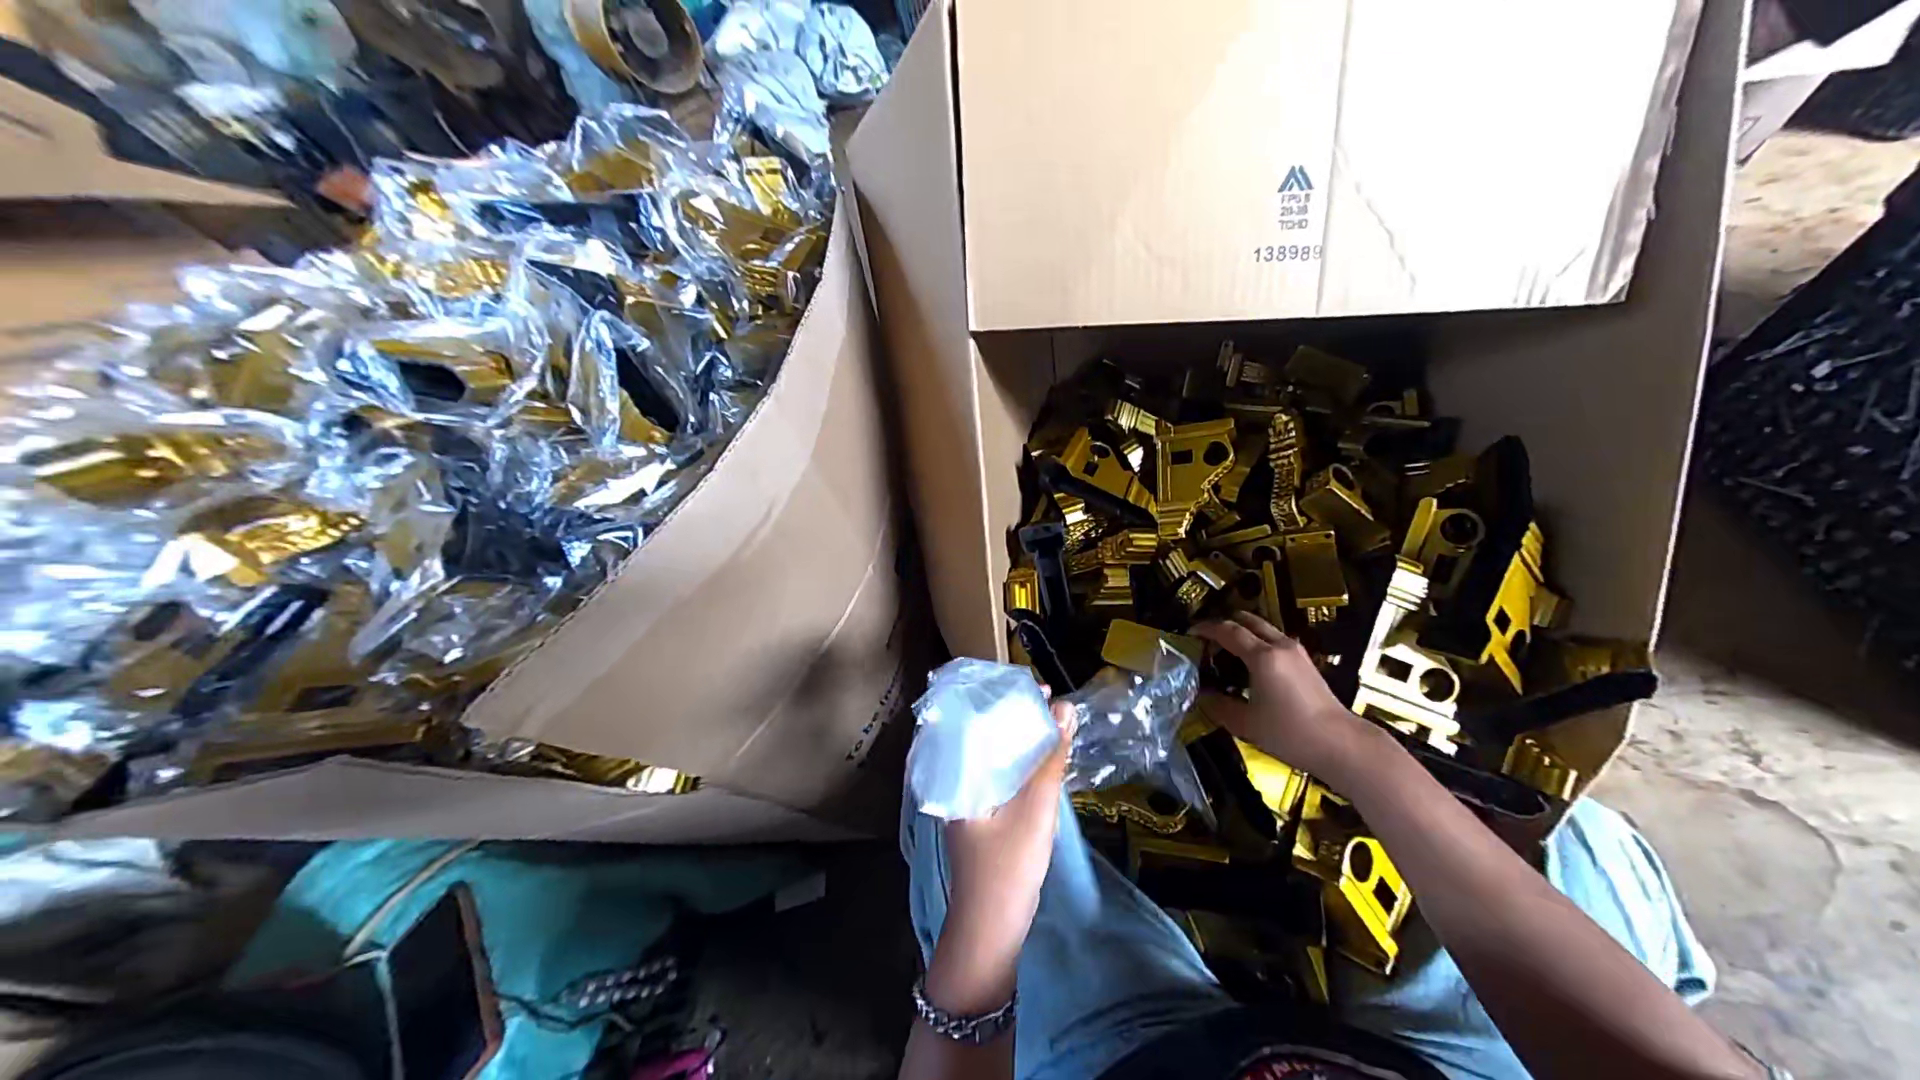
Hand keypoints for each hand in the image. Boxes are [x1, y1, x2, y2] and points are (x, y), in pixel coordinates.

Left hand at [927, 699, 1073, 1013]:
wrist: (992, 929)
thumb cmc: (1008, 866)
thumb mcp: (1035, 809)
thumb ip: (1049, 759)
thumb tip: (1064, 708)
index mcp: (954, 774)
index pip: (969, 719)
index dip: (999, 697)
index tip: (1032, 686)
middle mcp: (953, 782)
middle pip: (979, 735)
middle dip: (1010, 715)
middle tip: (1044, 699)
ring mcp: (965, 801)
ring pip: (989, 756)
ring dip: (1015, 737)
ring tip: (1045, 719)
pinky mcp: (980, 816)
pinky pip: (996, 775)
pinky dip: (1016, 761)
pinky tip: (1037, 758)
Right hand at [1193, 612, 1389, 788]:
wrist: (1341, 745)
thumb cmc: (1290, 733)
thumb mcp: (1245, 723)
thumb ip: (1218, 705)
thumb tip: (1200, 695)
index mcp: (1262, 656)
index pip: (1227, 630)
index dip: (1205, 628)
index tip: (1188, 632)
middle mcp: (1280, 646)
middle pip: (1248, 620)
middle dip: (1224, 624)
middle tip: (1206, 639)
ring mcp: (1296, 653)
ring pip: (1263, 629)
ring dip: (1243, 633)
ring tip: (1225, 651)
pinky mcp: (1306, 663)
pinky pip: (1274, 641)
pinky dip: (1257, 643)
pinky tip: (1249, 665)